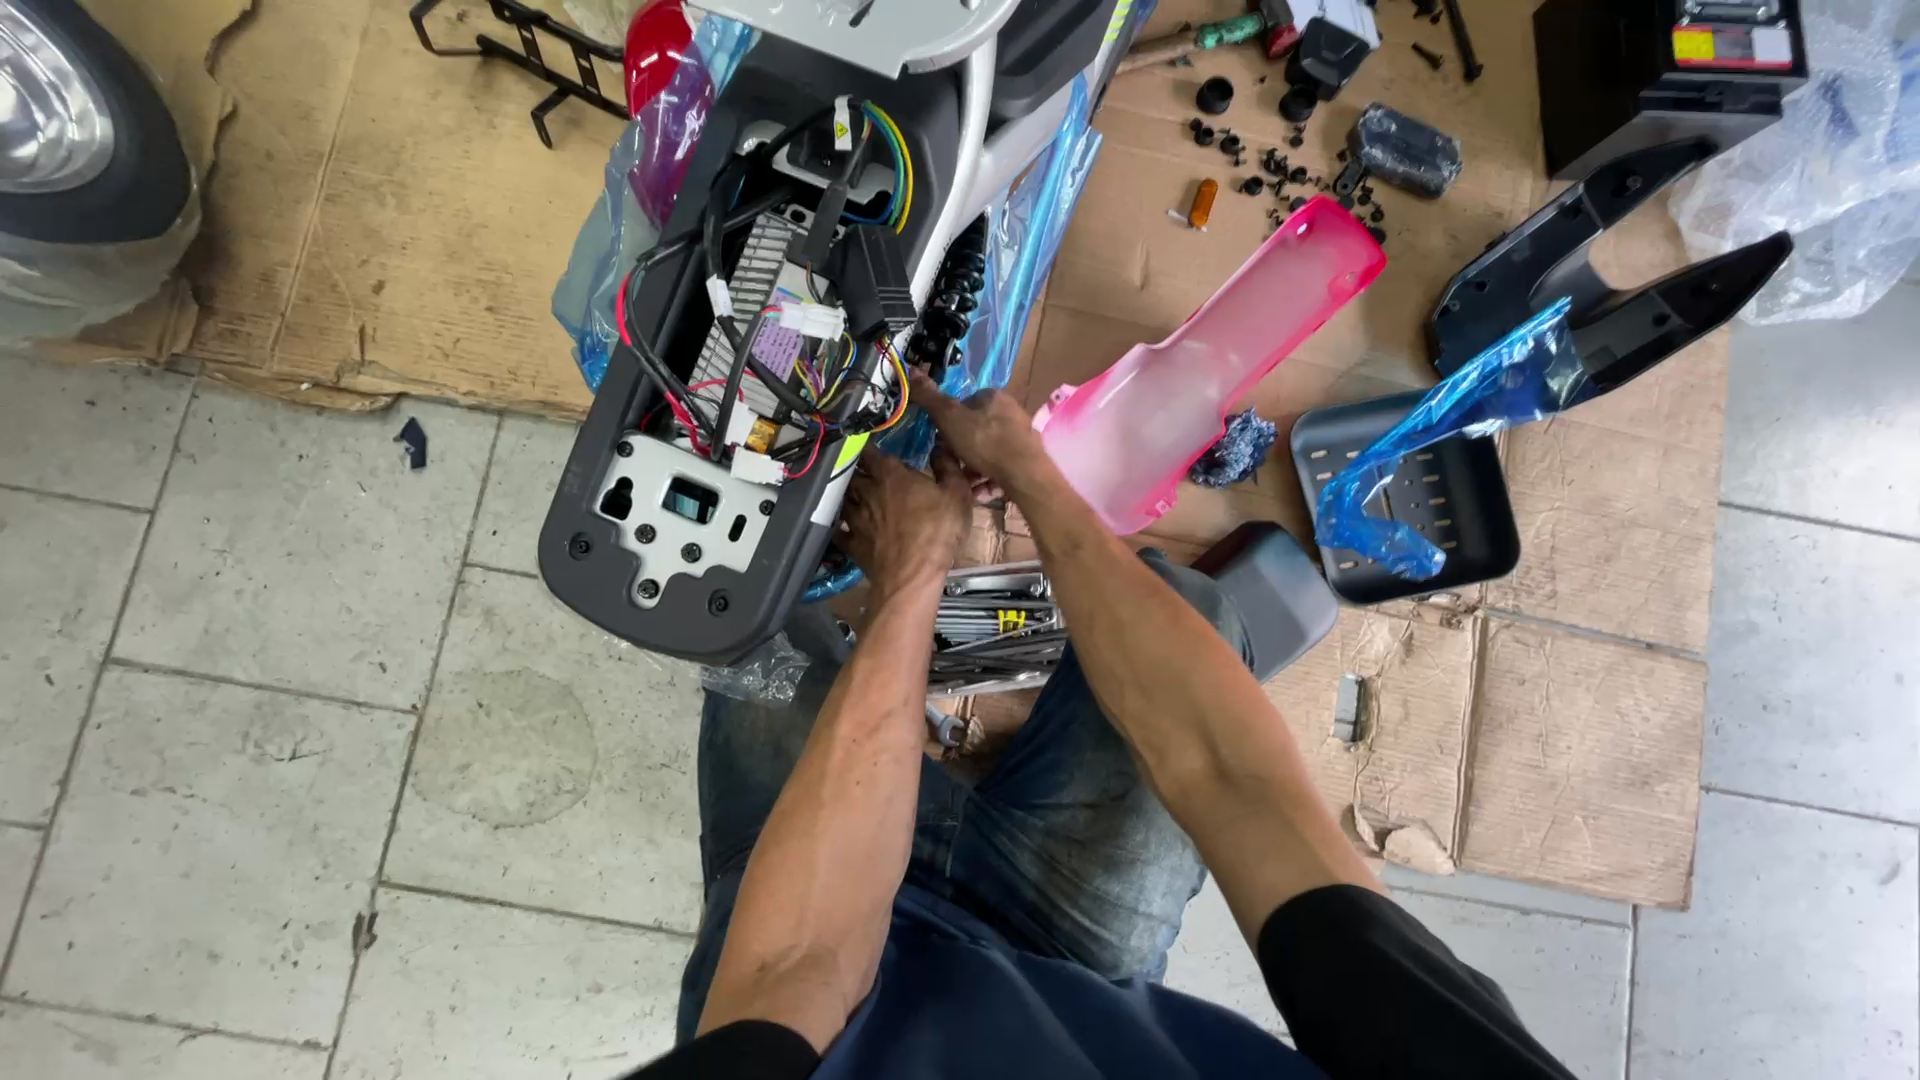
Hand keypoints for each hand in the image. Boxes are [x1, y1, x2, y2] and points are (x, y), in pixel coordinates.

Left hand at [839, 446, 971, 597]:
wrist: (913, 576)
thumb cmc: (938, 532)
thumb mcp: (957, 494)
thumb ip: (948, 466)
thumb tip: (941, 445)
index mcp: (891, 476)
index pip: (871, 452)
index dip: (868, 447)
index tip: (868, 443)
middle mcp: (868, 493)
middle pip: (853, 475)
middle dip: (857, 471)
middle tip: (863, 471)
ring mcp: (856, 520)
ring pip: (843, 500)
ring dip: (847, 496)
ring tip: (853, 496)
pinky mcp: (852, 544)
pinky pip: (839, 532)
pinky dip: (839, 527)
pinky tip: (842, 527)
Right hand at [907, 373, 1055, 499]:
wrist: (1024, 473)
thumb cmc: (984, 441)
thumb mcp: (949, 417)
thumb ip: (929, 398)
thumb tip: (911, 370)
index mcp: (993, 397)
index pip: (965, 405)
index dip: (949, 424)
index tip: (940, 442)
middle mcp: (1011, 413)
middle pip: (977, 432)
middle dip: (961, 452)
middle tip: (949, 467)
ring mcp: (1021, 438)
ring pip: (989, 454)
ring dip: (973, 471)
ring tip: (963, 487)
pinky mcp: (1028, 461)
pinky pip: (1001, 470)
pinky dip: (988, 482)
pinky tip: (979, 494)